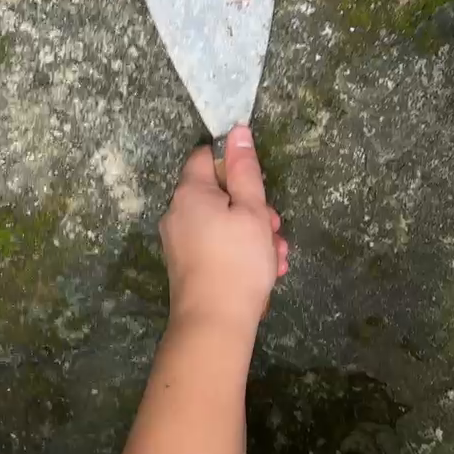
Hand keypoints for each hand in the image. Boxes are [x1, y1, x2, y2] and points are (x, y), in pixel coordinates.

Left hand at [159, 126, 288, 331]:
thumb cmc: (238, 261)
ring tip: (276, 258)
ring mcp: (178, 242)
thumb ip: (245, 171)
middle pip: (219, 195)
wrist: (214, 322)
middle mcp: (177, 213)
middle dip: (253, 209)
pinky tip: (264, 271)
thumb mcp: (252, 211)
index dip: (234, 165)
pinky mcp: (186, 266)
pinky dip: (239, 252)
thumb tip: (238, 131)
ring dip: (253, 235)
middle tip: (274, 230)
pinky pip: (216, 246)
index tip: (258, 187)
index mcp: (190, 193)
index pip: (206, 157)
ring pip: (222, 224)